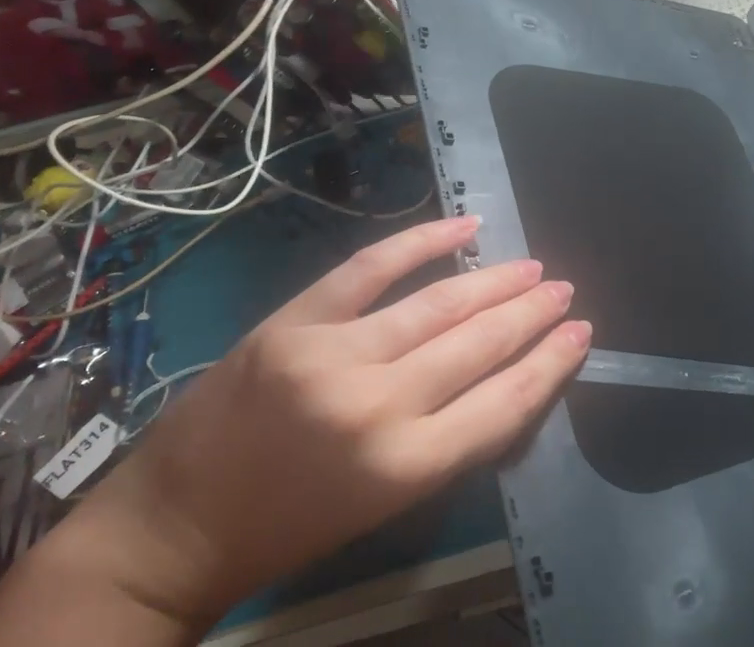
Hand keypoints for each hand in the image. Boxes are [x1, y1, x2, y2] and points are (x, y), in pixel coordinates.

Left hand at [0, 216, 589, 643]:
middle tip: (565, 291)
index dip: (552, 362)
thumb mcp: (391, 501)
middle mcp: (377, 406)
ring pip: (440, 303)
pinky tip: (465, 225)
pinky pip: (370, 268)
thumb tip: (517, 372)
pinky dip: (422, 240)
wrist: (171, 528)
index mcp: (406, 465)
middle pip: (481, 343)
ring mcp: (331, 357)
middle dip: (534, 313)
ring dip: (497, 280)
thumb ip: (456, 437)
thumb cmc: (293, 526)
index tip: (582, 334)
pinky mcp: (292, 324)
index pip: (506, 399)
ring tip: (533, 267)